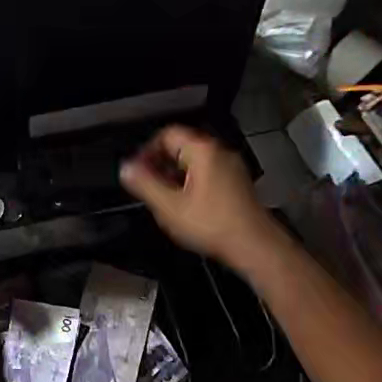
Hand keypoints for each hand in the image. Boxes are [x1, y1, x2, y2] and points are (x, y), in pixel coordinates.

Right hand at [120, 125, 280, 266]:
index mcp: (202, 151)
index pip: (167, 134)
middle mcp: (219, 153)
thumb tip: (125, 168)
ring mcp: (231, 168)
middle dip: (160, 164)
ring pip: (194, 162)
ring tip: (164, 200)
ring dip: (174, 176)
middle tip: (147, 187)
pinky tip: (186, 207)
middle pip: (181, 147)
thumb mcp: (170, 206)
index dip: (147, 151)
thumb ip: (144, 184)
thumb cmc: (213, 224)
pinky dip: (191, 184)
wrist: (255, 247)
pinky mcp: (237, 184)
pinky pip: (207, 174)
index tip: (138, 171)